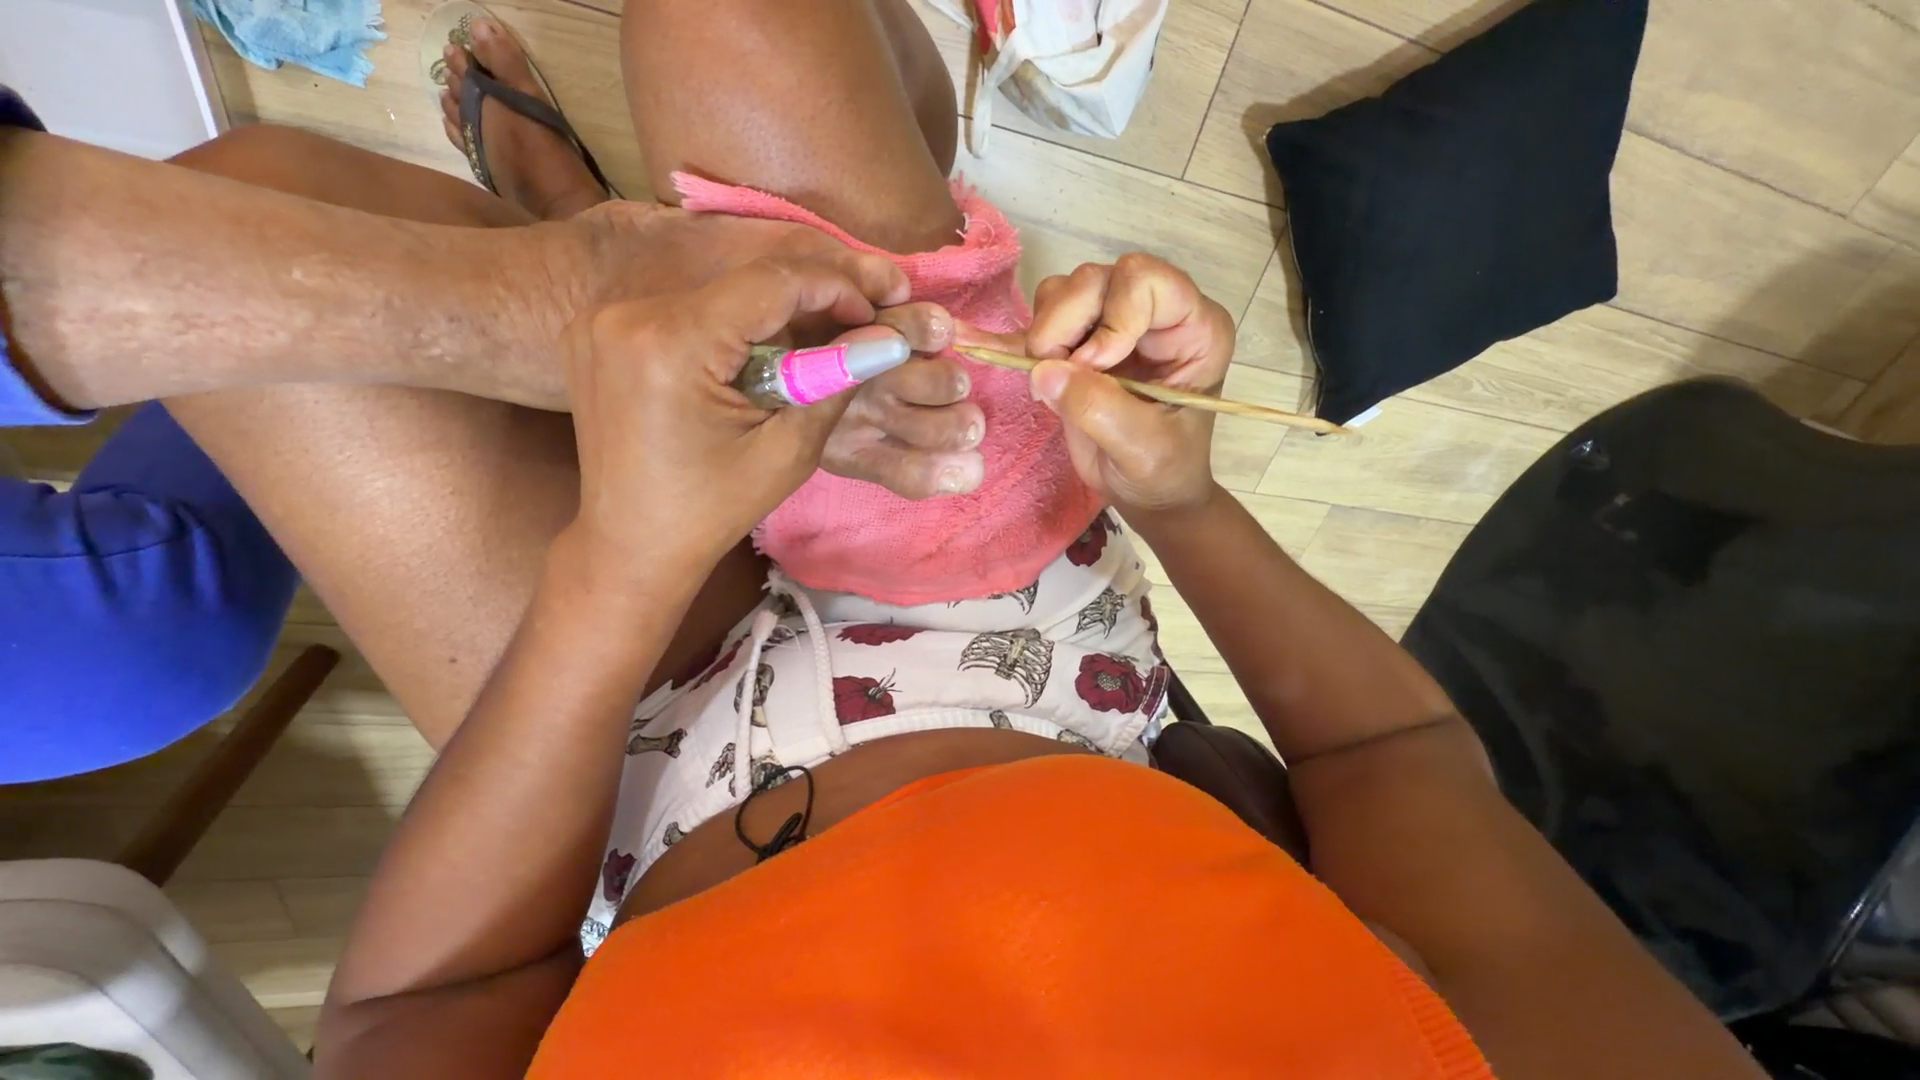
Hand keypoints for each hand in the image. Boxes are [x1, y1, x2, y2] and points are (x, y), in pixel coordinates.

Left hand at [535, 203, 982, 498]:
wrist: (631, 542)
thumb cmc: (713, 508)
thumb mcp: (789, 450)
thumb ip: (836, 380)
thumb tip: (886, 335)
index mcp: (672, 344)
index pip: (770, 282)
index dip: (832, 287)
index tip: (871, 310)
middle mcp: (627, 315)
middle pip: (741, 284)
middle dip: (804, 301)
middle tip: (850, 325)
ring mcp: (603, 319)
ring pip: (714, 293)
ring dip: (766, 314)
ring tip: (807, 345)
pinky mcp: (596, 329)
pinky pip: (682, 310)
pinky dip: (726, 326)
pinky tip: (751, 356)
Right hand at [988, 253, 1234, 513]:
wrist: (1148, 493)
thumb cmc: (1163, 471)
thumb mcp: (1142, 449)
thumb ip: (1099, 409)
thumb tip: (1045, 371)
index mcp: (1192, 328)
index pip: (1145, 281)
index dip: (1112, 316)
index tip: (1096, 366)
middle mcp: (1153, 314)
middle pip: (1095, 281)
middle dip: (1065, 324)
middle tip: (1053, 374)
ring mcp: (1111, 323)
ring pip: (1063, 294)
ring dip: (1044, 335)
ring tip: (1047, 383)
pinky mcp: (1077, 342)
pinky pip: (1039, 321)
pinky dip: (1008, 338)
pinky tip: (972, 340)